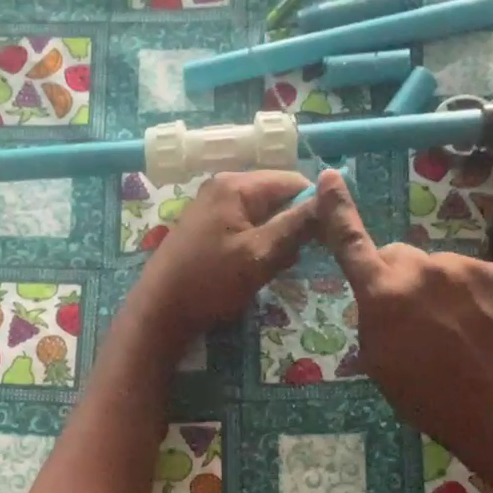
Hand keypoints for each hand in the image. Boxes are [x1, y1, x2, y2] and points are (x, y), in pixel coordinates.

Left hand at [127, 171, 316, 348]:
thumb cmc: (210, 282)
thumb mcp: (259, 254)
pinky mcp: (208, 229)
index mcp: (236, 185)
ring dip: (276, 242)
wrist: (160, 311)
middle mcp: (223, 187)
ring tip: (272, 269)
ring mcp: (213, 208)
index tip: (326, 238)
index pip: (293, 181)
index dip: (314, 206)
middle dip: (293, 227)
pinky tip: (255, 271)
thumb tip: (332, 198)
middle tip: (293, 260)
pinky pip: (246, 229)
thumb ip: (296, 225)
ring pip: (264, 217)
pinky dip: (258, 248)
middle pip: (278, 197)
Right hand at [316, 169, 492, 465]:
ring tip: (455, 332)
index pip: (352, 242)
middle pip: (399, 257)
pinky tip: (481, 326)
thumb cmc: (425, 395)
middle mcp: (423, 268)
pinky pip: (473, 275)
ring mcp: (466, 266)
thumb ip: (372, 314)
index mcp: (383, 293)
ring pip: (438, 269)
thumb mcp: (378, 360)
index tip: (329, 178)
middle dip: (398, 279)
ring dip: (439, 290)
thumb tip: (380, 293)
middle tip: (413, 321)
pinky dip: (472, 295)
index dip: (337, 210)